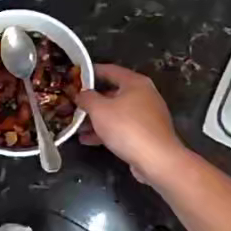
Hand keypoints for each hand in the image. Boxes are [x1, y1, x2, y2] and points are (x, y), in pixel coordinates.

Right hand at [76, 64, 189, 184]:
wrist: (157, 160)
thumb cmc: (127, 128)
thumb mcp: (100, 110)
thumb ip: (87, 98)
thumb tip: (81, 93)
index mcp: (135, 83)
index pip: (110, 70)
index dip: (91, 72)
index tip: (75, 76)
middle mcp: (144, 95)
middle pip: (113, 93)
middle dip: (91, 101)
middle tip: (73, 104)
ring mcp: (147, 116)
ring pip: (116, 113)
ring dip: (96, 119)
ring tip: (76, 126)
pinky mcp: (146, 134)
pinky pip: (122, 128)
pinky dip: (106, 131)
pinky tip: (88, 140)